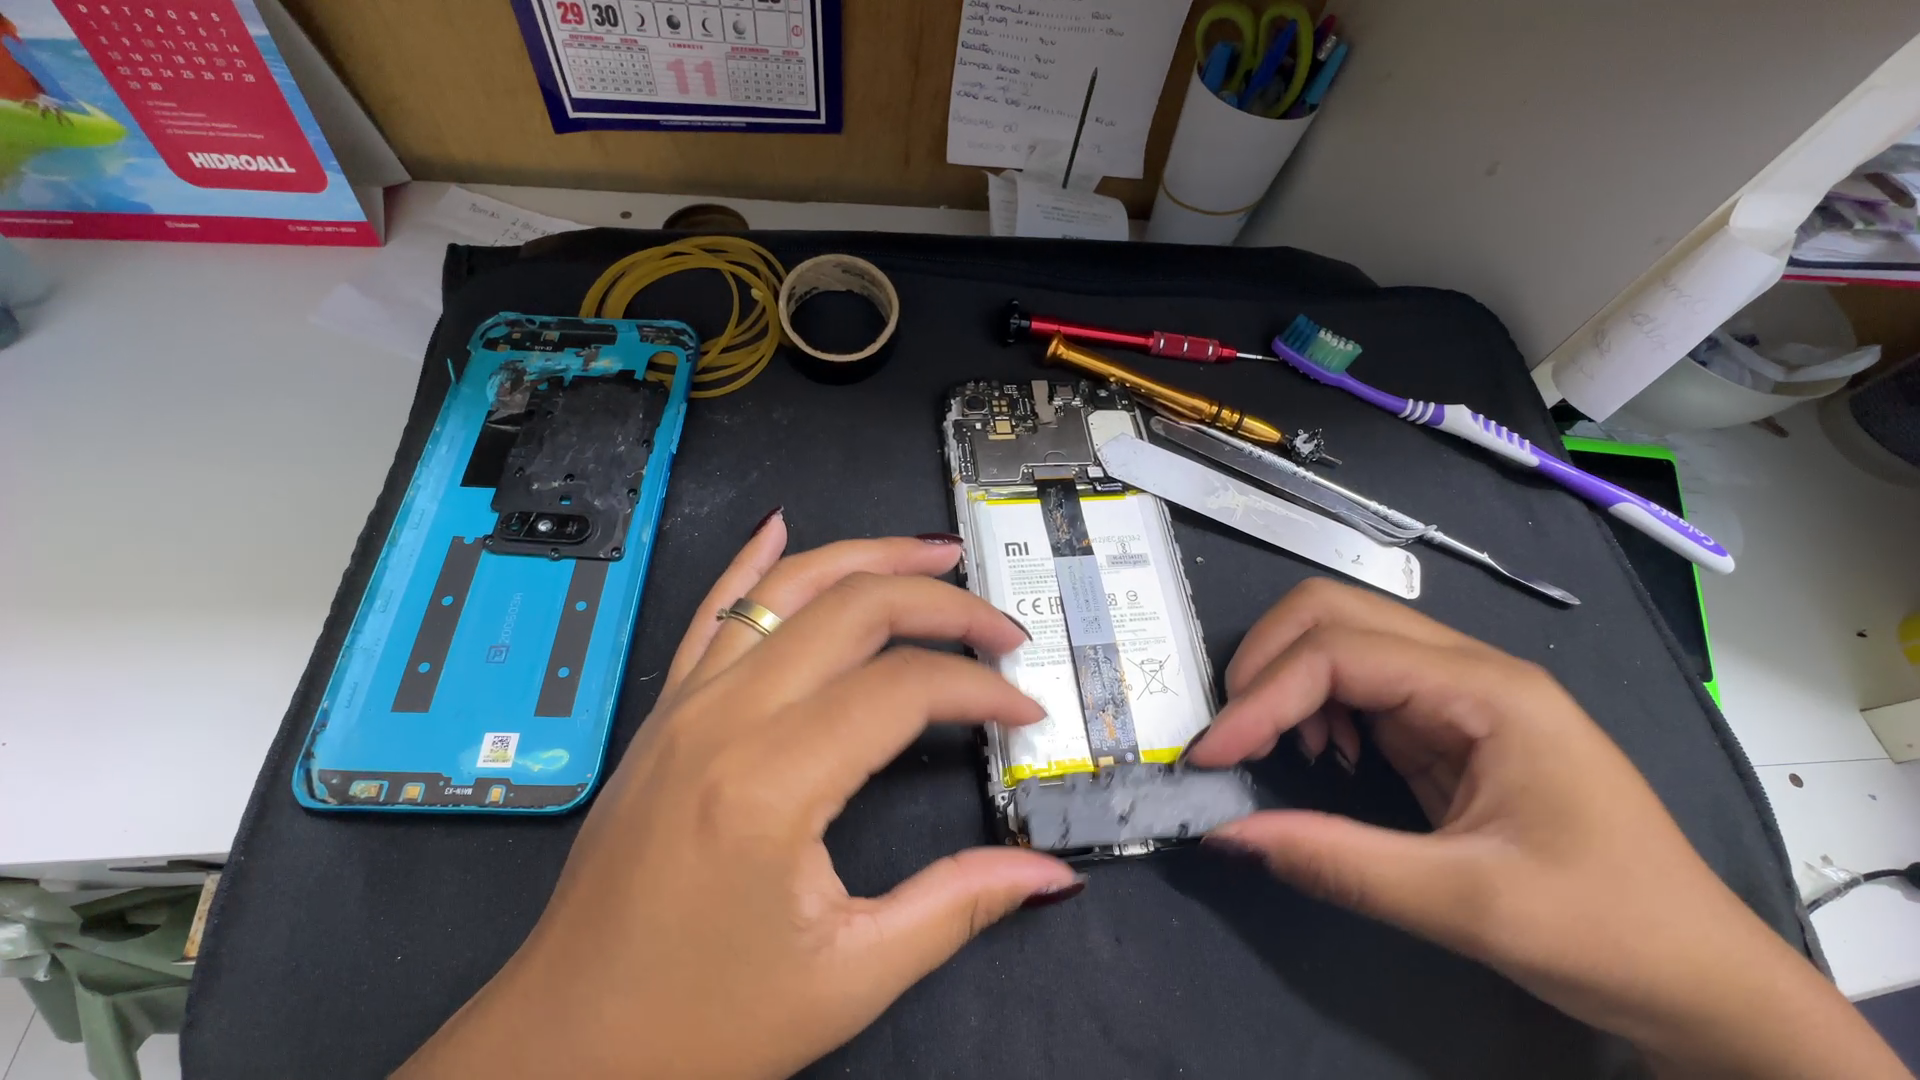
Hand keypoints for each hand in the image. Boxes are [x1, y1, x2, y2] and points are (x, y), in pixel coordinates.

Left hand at [396, 516, 1081, 1079]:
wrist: (562, 1046)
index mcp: (771, 781)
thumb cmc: (701, 1025)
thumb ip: (959, 905)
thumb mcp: (850, 975)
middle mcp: (723, 719)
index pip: (903, 688)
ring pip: (784, 588)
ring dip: (865, 558)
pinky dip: (751, 563)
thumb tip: (1049, 874)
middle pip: (853, 611)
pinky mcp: (662, 714)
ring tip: (931, 552)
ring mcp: (684, 705)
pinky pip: (710, 613)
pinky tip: (779, 526)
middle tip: (1001, 629)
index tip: (1024, 711)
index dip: (980, 687)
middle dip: (942, 603)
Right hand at [1185, 579, 1906, 1078]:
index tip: (1211, 756)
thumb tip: (1224, 836)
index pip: (1339, 652)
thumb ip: (1339, 863)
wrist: (1702, 980)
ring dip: (1286, 682)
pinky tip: (1326, 758)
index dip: (1261, 697)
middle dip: (1264, 662)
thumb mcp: (1469, 906)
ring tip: (1279, 751)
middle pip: (1334, 611)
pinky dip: (1313, 707)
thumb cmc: (1607, 930)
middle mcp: (1468, 670)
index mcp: (1487, 690)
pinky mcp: (1445, 723)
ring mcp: (1457, 692)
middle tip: (1235, 736)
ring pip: (1339, 638)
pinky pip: (1355, 684)